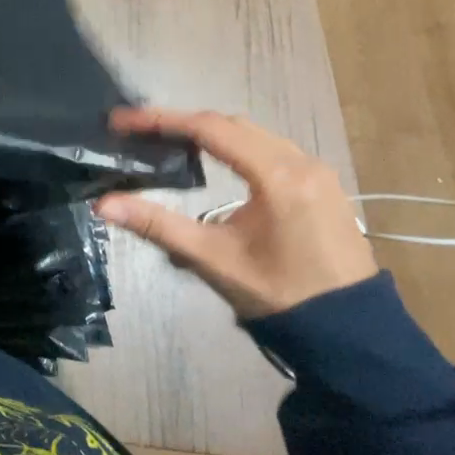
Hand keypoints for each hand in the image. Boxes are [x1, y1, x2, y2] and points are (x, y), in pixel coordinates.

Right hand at [94, 107, 376, 319]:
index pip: (209, 129)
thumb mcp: (213, 259)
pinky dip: (233, 145)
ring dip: (208, 132)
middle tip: (137, 131)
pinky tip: (211, 159)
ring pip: (251, 134)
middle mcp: (302, 164)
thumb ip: (157, 224)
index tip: (120, 121)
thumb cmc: (280, 294)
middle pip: (230, 124)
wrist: (353, 334)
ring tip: (166, 140)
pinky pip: (270, 148)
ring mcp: (318, 174)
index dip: (160, 120)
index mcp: (279, 177)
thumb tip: (102, 203)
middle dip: (180, 122)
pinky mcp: (323, 187)